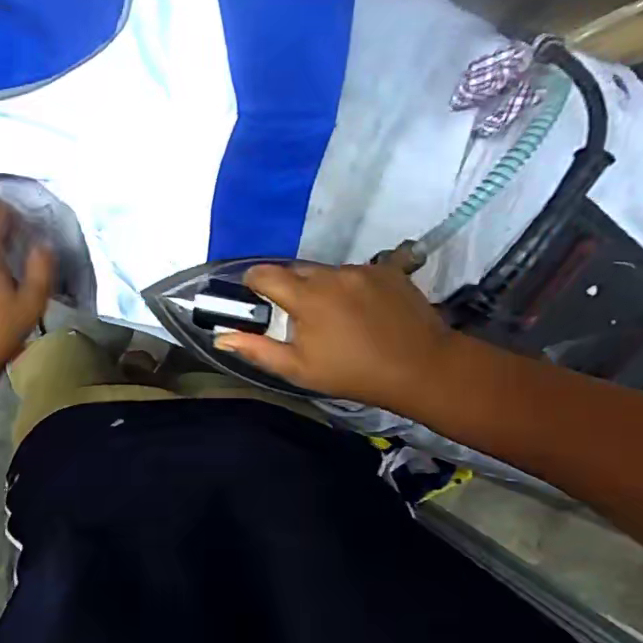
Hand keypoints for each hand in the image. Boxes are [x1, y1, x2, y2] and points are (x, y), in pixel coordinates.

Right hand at [213, 260, 467, 412]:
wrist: (421, 367)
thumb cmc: (352, 373)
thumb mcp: (299, 369)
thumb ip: (257, 349)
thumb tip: (221, 337)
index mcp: (306, 297)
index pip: (265, 273)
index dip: (254, 282)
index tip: (254, 295)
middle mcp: (332, 274)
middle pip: (296, 270)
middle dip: (290, 288)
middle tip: (297, 317)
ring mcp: (362, 270)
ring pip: (327, 272)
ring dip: (322, 288)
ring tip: (335, 317)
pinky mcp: (388, 270)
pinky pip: (356, 273)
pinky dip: (351, 287)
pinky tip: (362, 311)